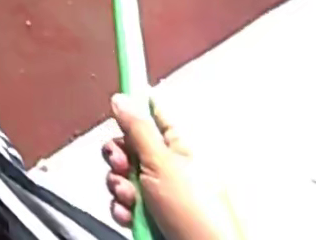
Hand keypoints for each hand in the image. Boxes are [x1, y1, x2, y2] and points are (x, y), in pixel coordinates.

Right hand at [104, 94, 242, 239]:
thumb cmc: (198, 218)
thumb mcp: (161, 164)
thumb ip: (138, 129)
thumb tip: (122, 98)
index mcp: (181, 148)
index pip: (153, 113)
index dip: (133, 108)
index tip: (117, 104)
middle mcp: (172, 168)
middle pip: (130, 145)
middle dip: (117, 156)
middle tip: (120, 166)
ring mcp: (164, 194)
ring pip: (124, 175)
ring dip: (119, 186)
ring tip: (130, 201)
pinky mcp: (156, 217)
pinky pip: (127, 202)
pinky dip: (124, 208)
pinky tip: (130, 216)